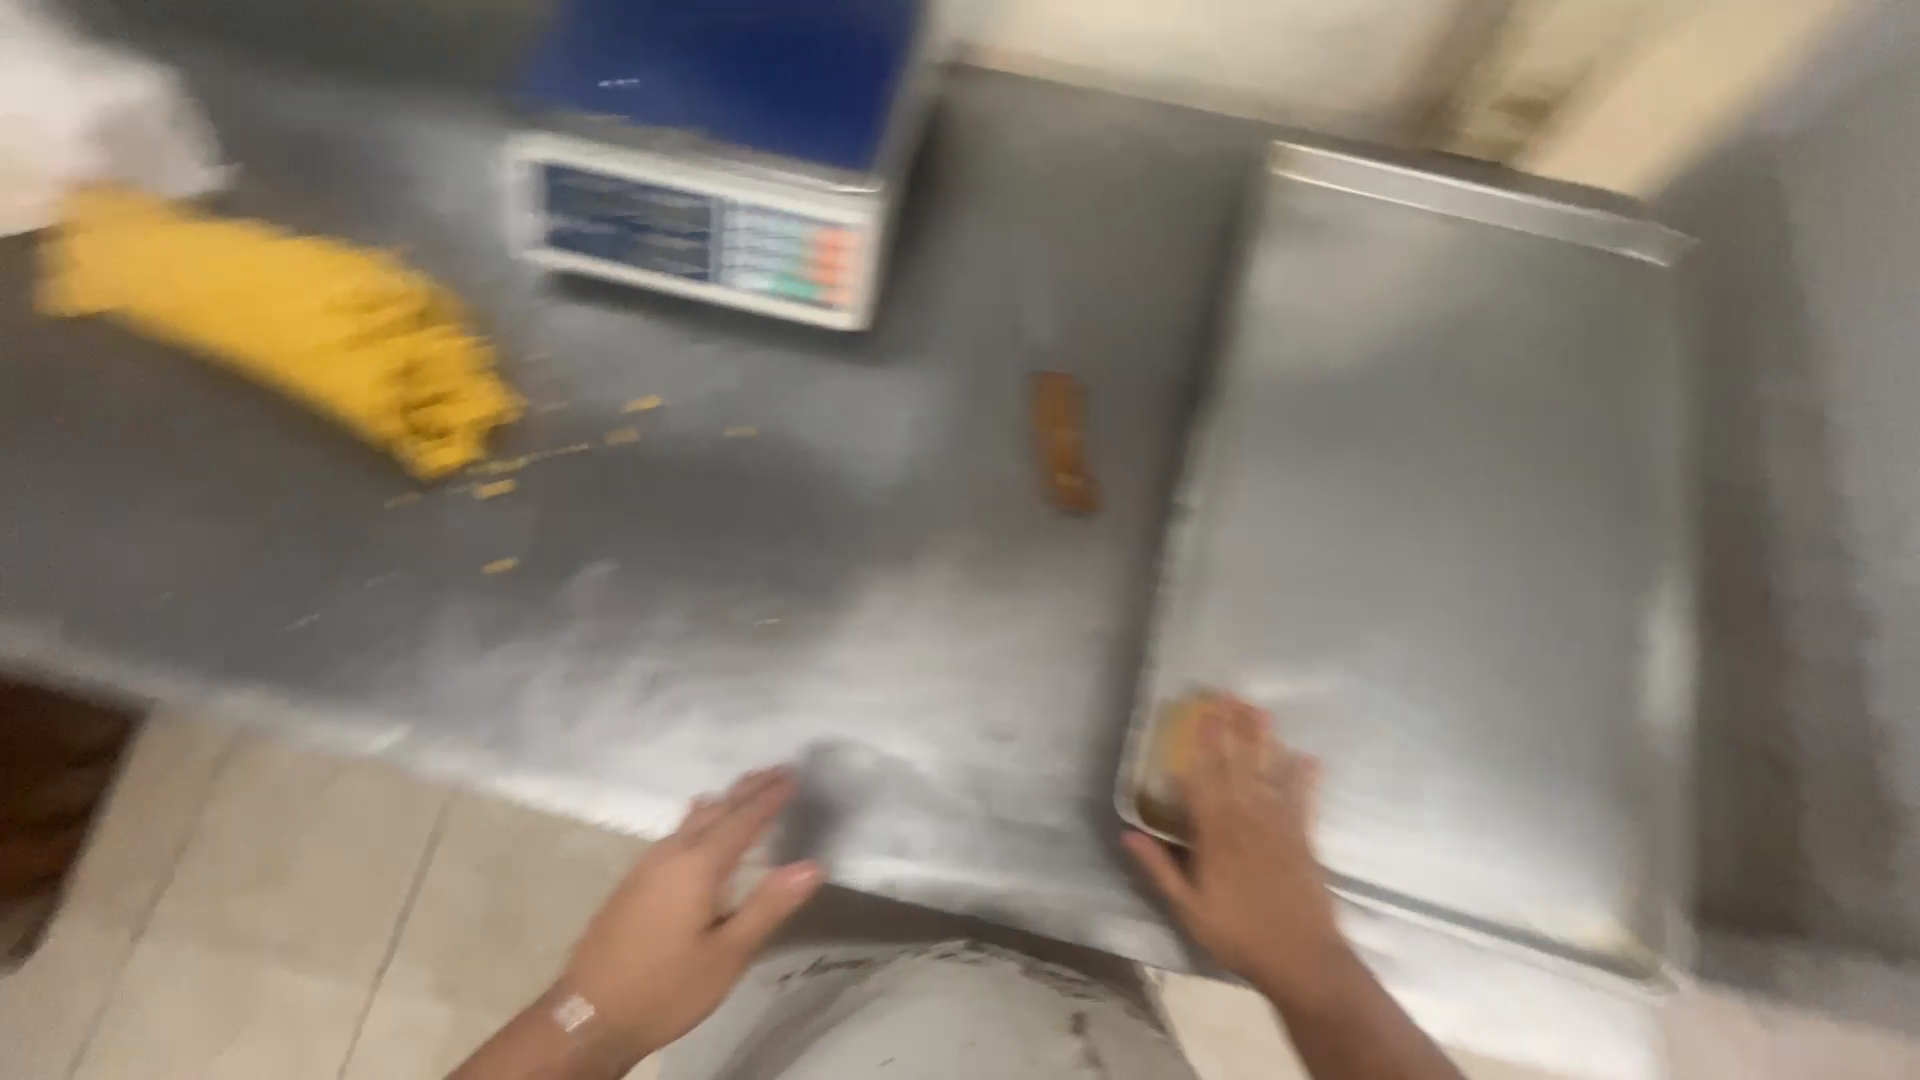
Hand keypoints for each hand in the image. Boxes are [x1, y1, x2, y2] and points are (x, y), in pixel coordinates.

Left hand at [557, 768, 822, 1060]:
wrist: (586, 1019)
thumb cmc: (665, 989)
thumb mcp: (728, 955)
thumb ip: (769, 906)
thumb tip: (812, 865)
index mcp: (698, 865)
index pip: (743, 819)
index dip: (770, 797)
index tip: (794, 775)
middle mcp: (672, 853)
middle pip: (717, 809)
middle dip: (748, 789)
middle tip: (777, 769)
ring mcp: (648, 865)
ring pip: (694, 818)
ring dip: (725, 800)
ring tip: (746, 788)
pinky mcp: (634, 881)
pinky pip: (678, 831)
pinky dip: (702, 817)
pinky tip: (699, 821)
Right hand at [1125, 697, 1353, 1008]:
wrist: (1303, 961)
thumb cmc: (1239, 934)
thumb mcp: (1189, 909)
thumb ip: (1159, 868)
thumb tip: (1127, 833)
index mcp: (1216, 836)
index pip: (1203, 780)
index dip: (1200, 746)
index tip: (1199, 715)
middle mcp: (1247, 822)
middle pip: (1235, 767)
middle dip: (1230, 730)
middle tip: (1229, 696)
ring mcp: (1279, 828)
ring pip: (1267, 775)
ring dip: (1263, 742)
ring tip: (1260, 710)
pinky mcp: (1304, 840)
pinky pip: (1303, 802)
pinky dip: (1305, 779)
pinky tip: (1308, 757)